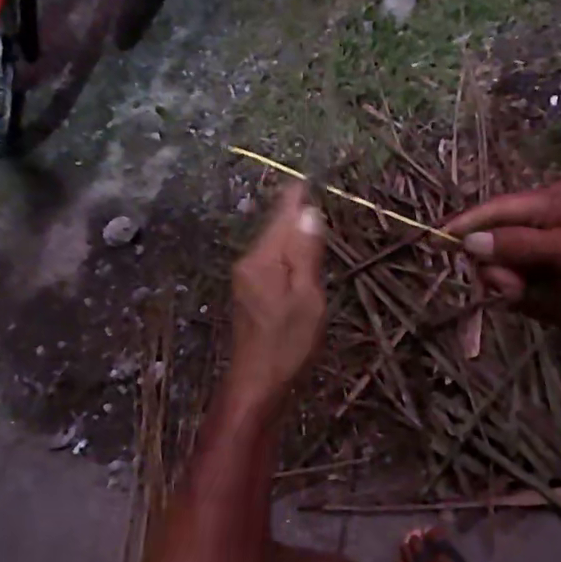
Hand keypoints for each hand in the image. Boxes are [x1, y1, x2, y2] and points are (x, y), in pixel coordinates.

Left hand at [226, 182, 327, 399]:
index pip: (281, 217)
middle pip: (275, 229)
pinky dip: (287, 253)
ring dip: (291, 233)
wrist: (256, 384)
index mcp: (263, 259)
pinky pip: (271, 262)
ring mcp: (246, 280)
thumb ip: (307, 253)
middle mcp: (249, 263)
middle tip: (314, 193)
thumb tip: (309, 212)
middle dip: (294, 213)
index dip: (297, 197)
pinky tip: (299, 256)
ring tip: (311, 219)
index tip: (309, 177)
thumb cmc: (288, 343)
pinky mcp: (249, 295)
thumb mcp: (307, 297)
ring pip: (273, 246)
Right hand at [446, 180, 560, 335]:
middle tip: (516, 291)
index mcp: (553, 201)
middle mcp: (551, 223)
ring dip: (525, 294)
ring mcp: (559, 254)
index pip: (495, 209)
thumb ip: (517, 245)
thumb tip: (467, 242)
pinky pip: (534, 294)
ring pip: (513, 275)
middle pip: (499, 246)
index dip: (465, 226)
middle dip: (502, 272)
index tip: (434, 242)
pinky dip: (542, 306)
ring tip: (555, 301)